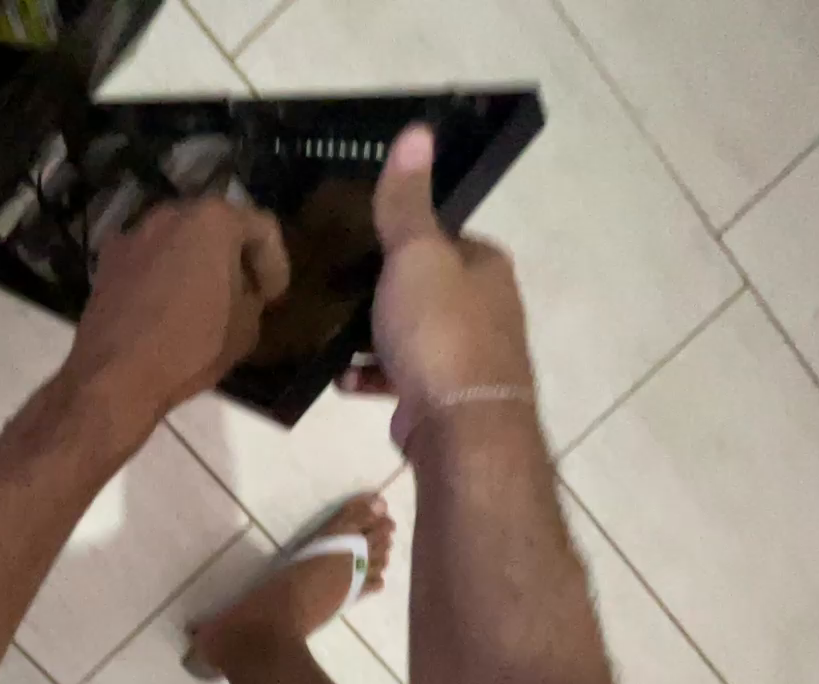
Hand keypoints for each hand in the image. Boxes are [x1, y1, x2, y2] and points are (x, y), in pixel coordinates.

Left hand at [64, 197, 290, 425]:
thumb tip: (242, 294)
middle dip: (231, 259)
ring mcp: (131, 237)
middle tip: (241, 293)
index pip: (261, 230)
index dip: (275, 264)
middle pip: (213, 229)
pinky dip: (159, 278)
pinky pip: (145, 264)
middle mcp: (168, 215)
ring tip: (200, 301)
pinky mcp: (104, 265)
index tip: (274, 297)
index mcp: (213, 220)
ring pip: (175, 243)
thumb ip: (253, 299)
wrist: (113, 376)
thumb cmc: (189, 348)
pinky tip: (163, 309)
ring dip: (192, 265)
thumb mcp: (245, 329)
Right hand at [341, 125, 535, 448]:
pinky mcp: (444, 394)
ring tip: (332, 340)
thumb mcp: (414, 256)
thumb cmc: (438, 330)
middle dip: (382, 295)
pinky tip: (344, 379)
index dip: (401, 243)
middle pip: (424, 289)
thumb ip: (406, 205)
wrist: (459, 419)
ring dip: (372, 340)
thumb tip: (416, 130)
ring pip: (411, 335)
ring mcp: (467, 355)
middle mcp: (486, 306)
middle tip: (337, 296)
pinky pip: (401, 375)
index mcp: (485, 266)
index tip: (359, 251)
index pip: (442, 240)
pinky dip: (372, 375)